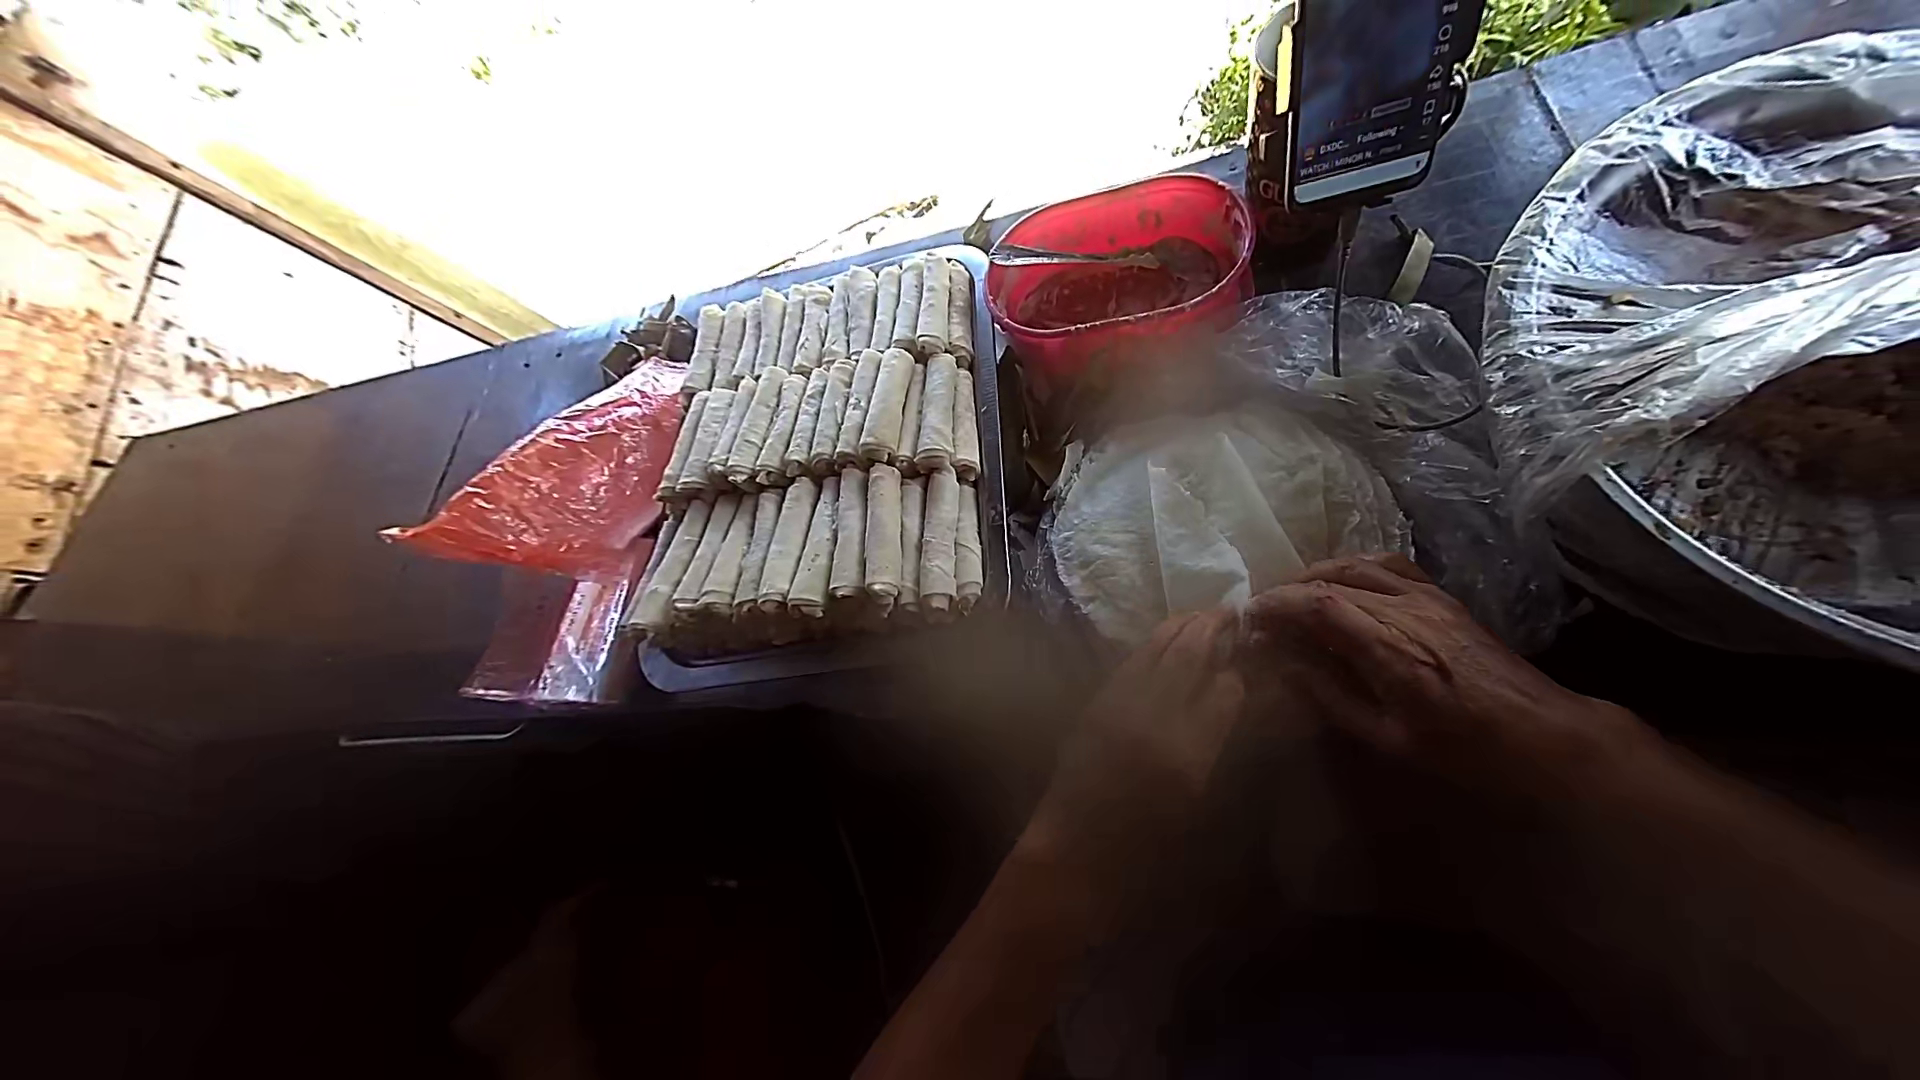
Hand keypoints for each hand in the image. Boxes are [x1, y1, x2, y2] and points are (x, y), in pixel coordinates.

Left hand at [1019, 610, 1244, 892]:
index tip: (1254, 651)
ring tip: (1201, 614)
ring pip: (1154, 650)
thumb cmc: (1148, 849)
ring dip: (1179, 626)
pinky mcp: (1094, 705)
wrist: (1076, 853)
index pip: (1225, 690)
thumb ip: (1219, 746)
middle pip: (1188, 655)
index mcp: (1188, 751)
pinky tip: (1162, 638)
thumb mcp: (1198, 801)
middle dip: (1212, 628)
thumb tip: (1236, 700)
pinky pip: (1127, 664)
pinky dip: (1149, 645)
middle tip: (1232, 611)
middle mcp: (1152, 717)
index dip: (1242, 668)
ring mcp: (1118, 705)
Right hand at [1243, 555, 1650, 799]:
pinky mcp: (1441, 596)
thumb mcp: (1386, 738)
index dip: (1276, 604)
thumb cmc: (1463, 750)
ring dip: (1312, 575)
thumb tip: (1280, 663)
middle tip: (1261, 615)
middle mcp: (1408, 611)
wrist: (1546, 737)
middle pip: (1329, 580)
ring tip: (1290, 598)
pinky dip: (1349, 566)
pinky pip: (1385, 563)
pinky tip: (1336, 584)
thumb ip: (1327, 695)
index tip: (1248, 618)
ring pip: (1353, 564)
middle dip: (1285, 592)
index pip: (1318, 604)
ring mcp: (1427, 598)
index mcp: (1393, 650)